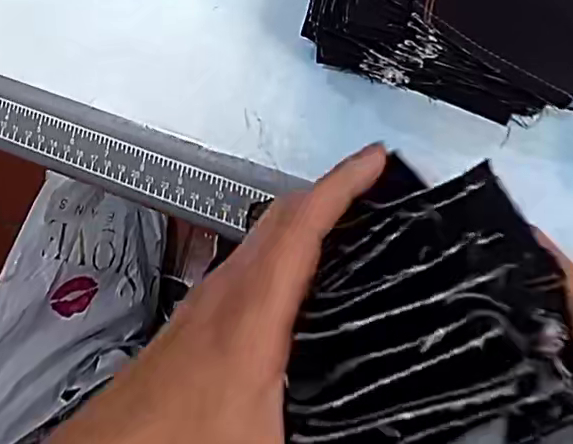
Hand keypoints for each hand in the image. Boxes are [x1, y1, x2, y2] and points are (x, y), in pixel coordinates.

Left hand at [49, 143, 387, 443]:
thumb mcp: (268, 442)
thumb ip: (328, 428)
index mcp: (252, 309)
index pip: (304, 222)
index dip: (344, 182)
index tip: (373, 158)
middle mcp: (228, 289)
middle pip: (285, 212)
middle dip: (331, 185)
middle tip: (368, 176)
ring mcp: (210, 297)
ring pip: (265, 230)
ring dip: (307, 210)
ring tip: (341, 210)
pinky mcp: (198, 314)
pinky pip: (251, 254)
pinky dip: (283, 240)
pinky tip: (292, 268)